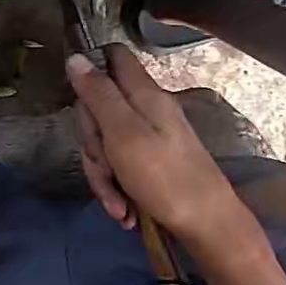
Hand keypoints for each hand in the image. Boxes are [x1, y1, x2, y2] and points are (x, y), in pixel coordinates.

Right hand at [65, 44, 266, 261]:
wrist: (209, 227)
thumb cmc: (166, 178)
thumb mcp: (123, 134)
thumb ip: (99, 95)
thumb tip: (76, 57)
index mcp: (143, 94)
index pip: (113, 58)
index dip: (90, 72)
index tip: (81, 103)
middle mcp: (147, 110)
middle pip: (100, 108)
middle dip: (93, 143)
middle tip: (105, 165)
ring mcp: (150, 138)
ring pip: (106, 143)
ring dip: (104, 176)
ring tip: (117, 205)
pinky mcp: (152, 164)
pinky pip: (120, 167)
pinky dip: (117, 189)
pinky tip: (125, 210)